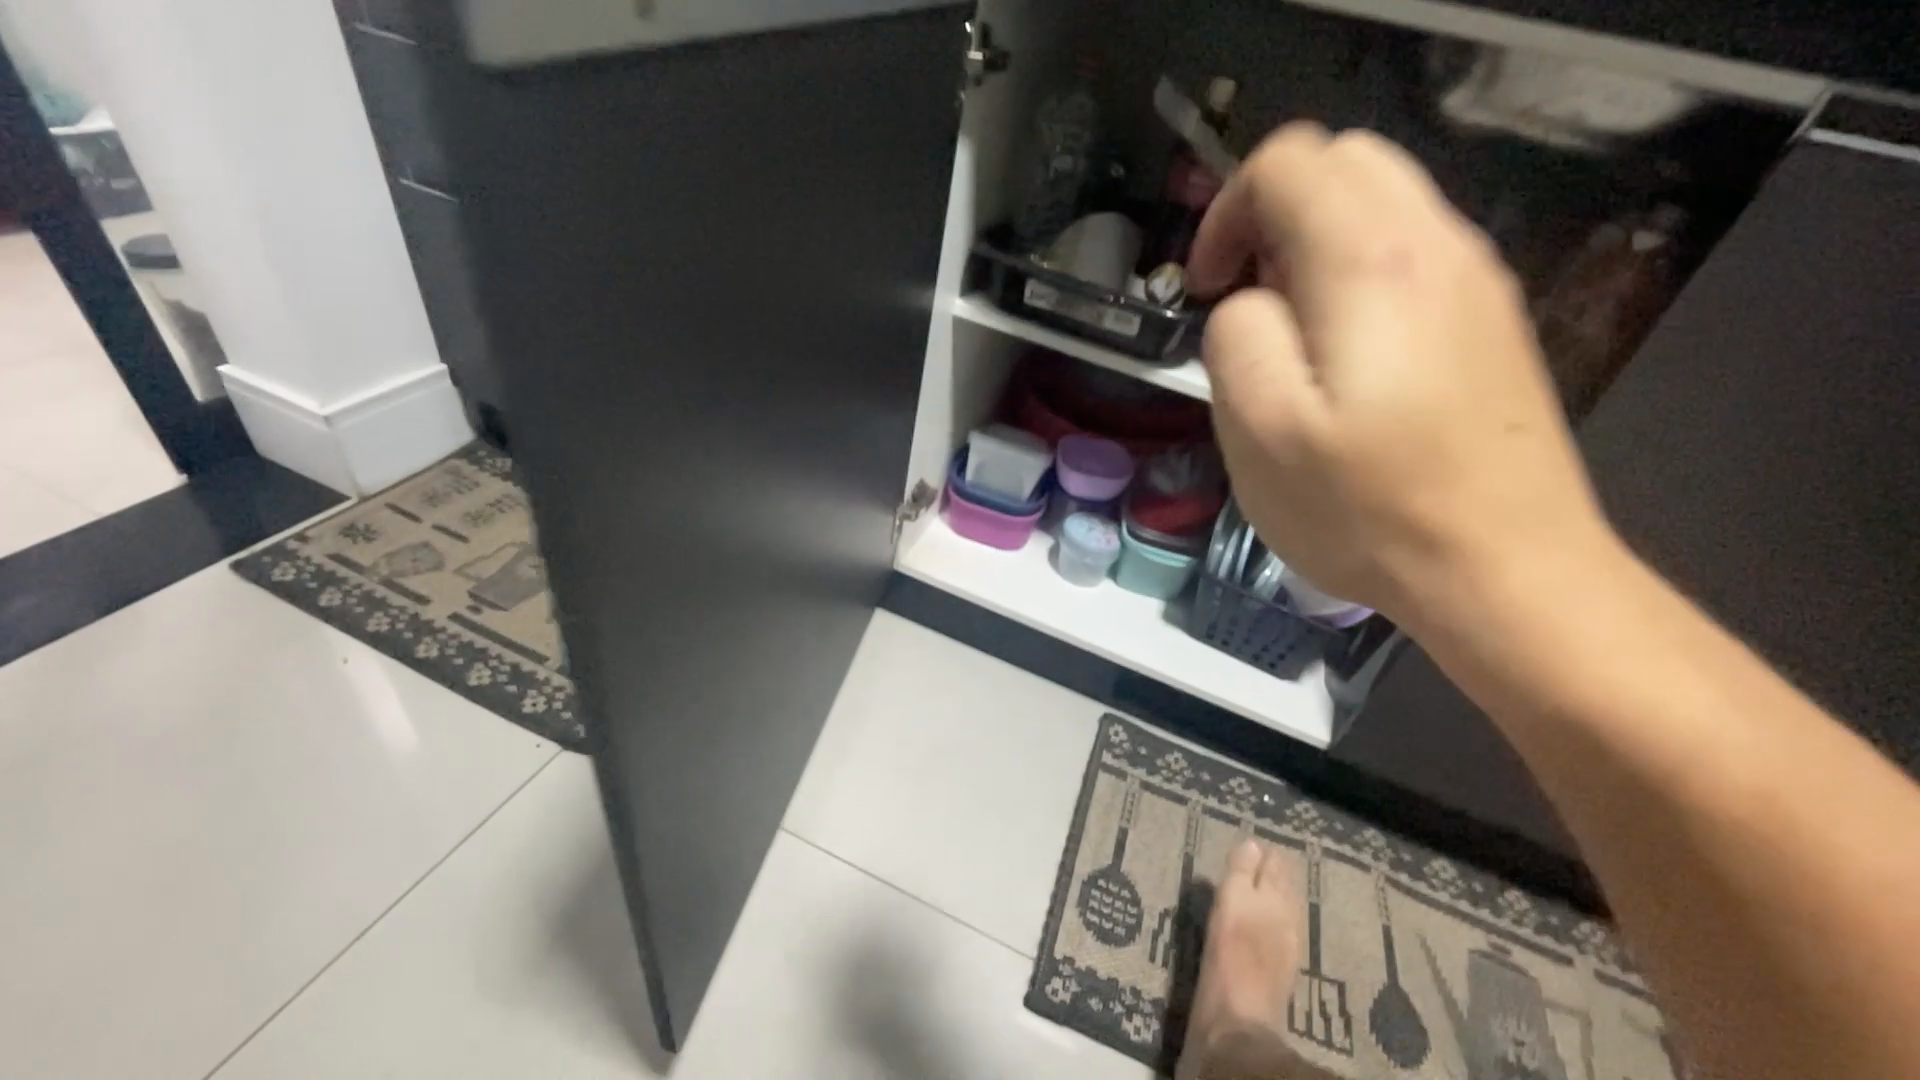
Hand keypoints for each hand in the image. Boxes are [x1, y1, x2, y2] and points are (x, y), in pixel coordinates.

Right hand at [1189, 123, 1615, 624]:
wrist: (1504, 571)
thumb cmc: (1368, 509)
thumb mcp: (1259, 431)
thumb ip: (1235, 336)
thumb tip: (1246, 302)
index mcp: (1370, 262)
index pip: (1288, 162)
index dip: (1225, 212)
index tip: (1207, 290)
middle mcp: (1436, 244)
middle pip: (1343, 160)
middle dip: (1272, 213)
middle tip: (1244, 298)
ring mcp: (1476, 279)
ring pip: (1384, 200)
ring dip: (1315, 242)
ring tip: (1290, 332)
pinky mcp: (1492, 319)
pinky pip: (1414, 249)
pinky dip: (1360, 268)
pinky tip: (1347, 354)